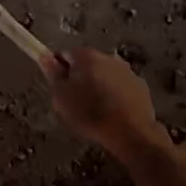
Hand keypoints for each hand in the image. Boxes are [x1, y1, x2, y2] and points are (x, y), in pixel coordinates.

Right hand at [40, 49, 170, 157]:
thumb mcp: (61, 97)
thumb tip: (44, 56)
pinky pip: (120, 86)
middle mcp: (108, 57)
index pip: (64, 55)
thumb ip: (53, 74)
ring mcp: (127, 70)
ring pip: (104, 74)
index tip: (57, 88)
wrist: (129, 131)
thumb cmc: (89, 113)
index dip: (58, 70)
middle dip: (78, 78)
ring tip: (93, 109)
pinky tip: (111, 112)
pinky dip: (113, 94)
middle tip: (73, 102)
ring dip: (97, 86)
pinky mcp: (140, 86)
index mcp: (86, 57)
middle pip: (86, 64)